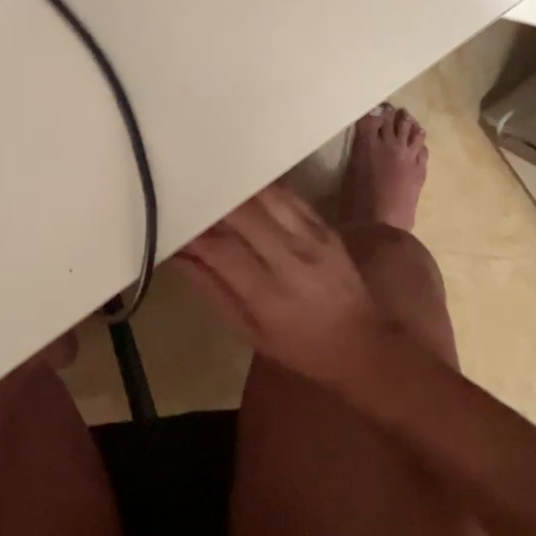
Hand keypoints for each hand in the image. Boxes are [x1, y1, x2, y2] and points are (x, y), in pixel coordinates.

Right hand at [176, 185, 386, 388]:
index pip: (222, 250)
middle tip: (190, 196)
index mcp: (269, 295)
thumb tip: (180, 255)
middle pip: (243, 214)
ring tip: (215, 187)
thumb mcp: (248, 332)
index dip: (194, 233)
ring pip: (267, 198)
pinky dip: (263, 191)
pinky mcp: (326, 228)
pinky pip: (290, 198)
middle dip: (212, 203)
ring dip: (236, 190)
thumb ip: (212, 290)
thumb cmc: (299, 348)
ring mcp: (313, 240)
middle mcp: (291, 260)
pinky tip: (247, 190)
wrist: (362, 345)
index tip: (173, 222)